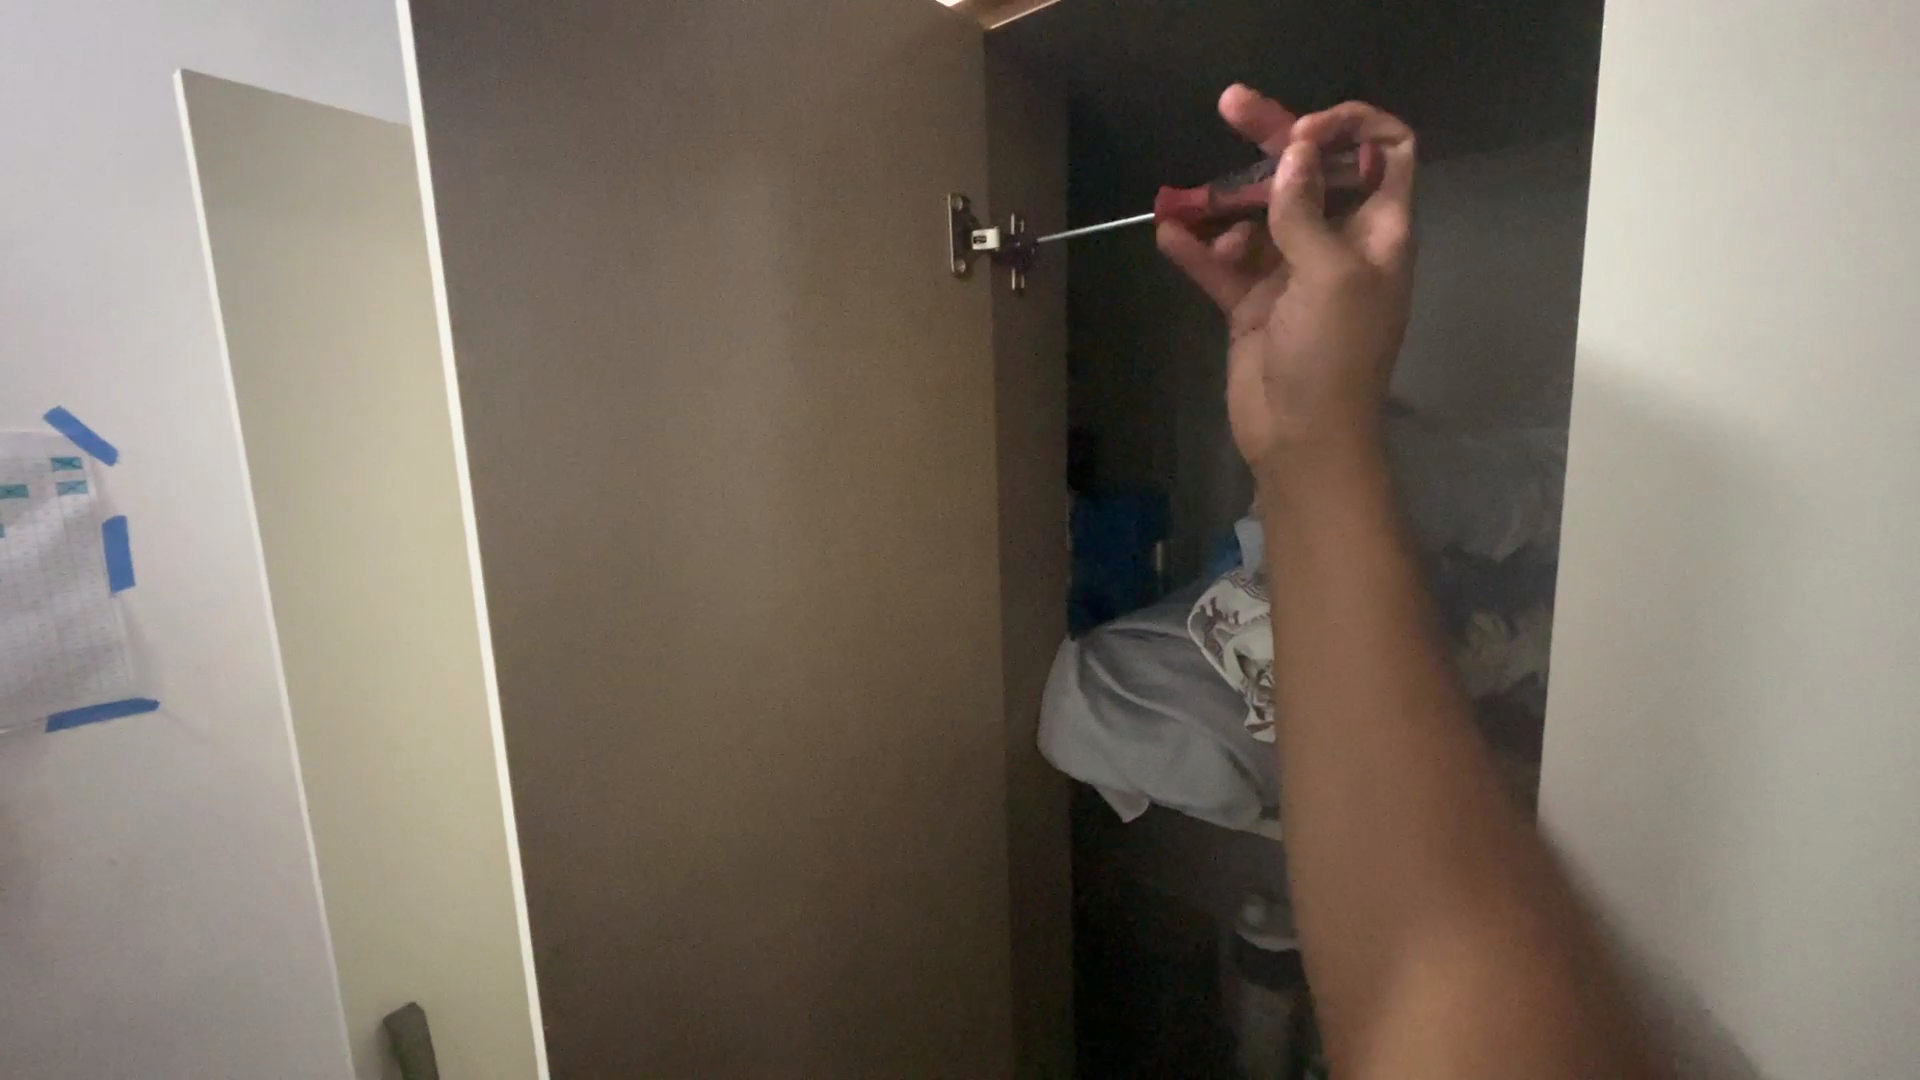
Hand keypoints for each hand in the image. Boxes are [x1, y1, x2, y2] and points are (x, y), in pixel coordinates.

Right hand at [1157, 87, 1418, 486]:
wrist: (1299, 437)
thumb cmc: (1333, 356)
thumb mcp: (1331, 276)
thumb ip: (1307, 213)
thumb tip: (1294, 153)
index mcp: (1377, 231)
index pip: (1382, 152)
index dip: (1347, 128)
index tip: (1300, 131)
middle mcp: (1335, 244)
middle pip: (1308, 174)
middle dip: (1273, 141)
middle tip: (1230, 107)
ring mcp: (1289, 276)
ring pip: (1258, 218)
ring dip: (1225, 203)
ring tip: (1188, 202)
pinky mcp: (1250, 306)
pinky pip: (1222, 266)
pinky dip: (1197, 250)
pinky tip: (1168, 234)